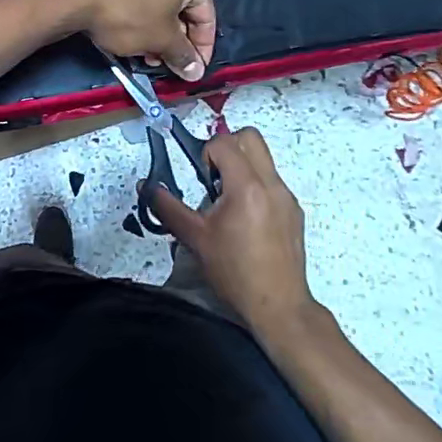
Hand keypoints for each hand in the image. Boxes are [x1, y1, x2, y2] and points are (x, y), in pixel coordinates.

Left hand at [60, 0, 216, 80]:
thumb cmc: (129, 15)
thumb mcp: (161, 40)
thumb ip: (183, 56)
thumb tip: (196, 72)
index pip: (207, 16)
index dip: (203, 48)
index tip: (194, 70)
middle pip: (185, 10)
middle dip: (178, 43)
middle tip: (170, 66)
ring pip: (164, 7)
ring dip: (161, 36)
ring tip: (149, 58)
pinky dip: (145, 22)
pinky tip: (135, 42)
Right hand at [149, 128, 316, 332]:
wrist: (277, 305)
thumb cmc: (233, 272)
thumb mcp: (196, 239)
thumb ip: (168, 208)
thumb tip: (146, 186)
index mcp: (247, 186)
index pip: (225, 142)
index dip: (207, 154)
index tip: (201, 180)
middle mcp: (272, 183)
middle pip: (250, 137)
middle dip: (228, 147)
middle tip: (214, 178)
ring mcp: (287, 196)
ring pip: (264, 159)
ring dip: (242, 167)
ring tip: (228, 203)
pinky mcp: (294, 210)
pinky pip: (273, 182)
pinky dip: (256, 186)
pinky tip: (247, 222)